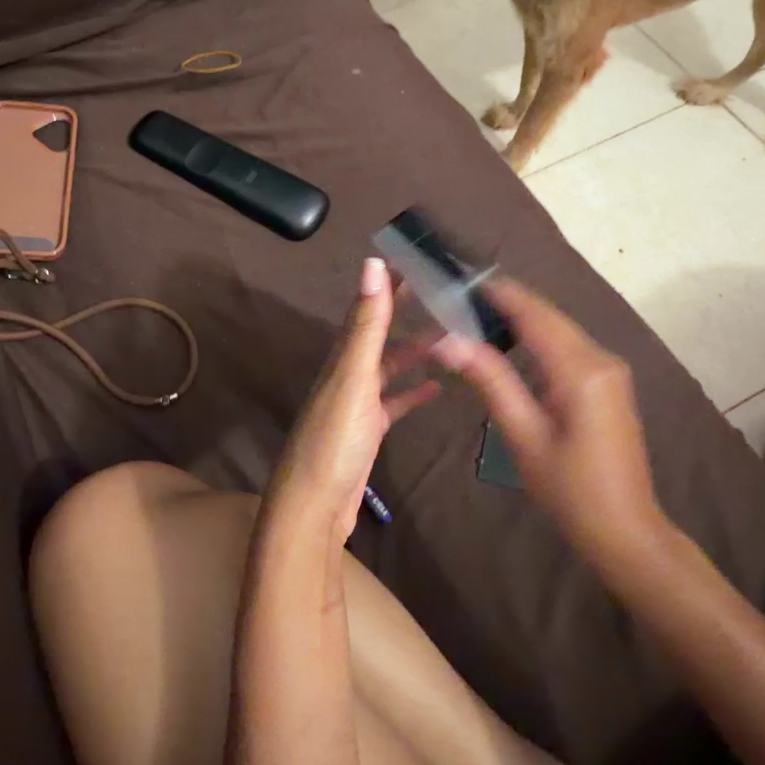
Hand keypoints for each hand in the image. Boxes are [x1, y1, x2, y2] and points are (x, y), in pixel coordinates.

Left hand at [271, 258, 439, 541]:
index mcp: (343, 357)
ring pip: (389, 366)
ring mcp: (356, 403)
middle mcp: (346, 373)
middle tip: (443, 292)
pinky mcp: (367, 430)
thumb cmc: (333, 441)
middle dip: (405, 310)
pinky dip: (412, 392)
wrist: (314, 507)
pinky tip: (436, 388)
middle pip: (378, 333)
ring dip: (414, 350)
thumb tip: (373, 263)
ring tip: (450, 336)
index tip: (418, 256)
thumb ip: (365, 326)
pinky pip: (393, 402)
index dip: (389, 281)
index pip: (367, 307)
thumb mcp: (353, 378)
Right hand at [433, 279, 665, 562]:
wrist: (625, 530)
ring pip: (558, 328)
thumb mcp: (523, 436)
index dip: (498, 293)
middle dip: (505, 302)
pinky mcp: (608, 383)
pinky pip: (567, 346)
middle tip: (457, 298)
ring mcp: (609, 370)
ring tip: (472, 315)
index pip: (535, 314)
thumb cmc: (570, 490)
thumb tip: (448, 340)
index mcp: (581, 370)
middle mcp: (601, 359)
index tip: (458, 279)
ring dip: (520, 318)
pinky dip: (536, 337)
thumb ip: (490, 381)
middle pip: (548, 316)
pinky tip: (508, 344)